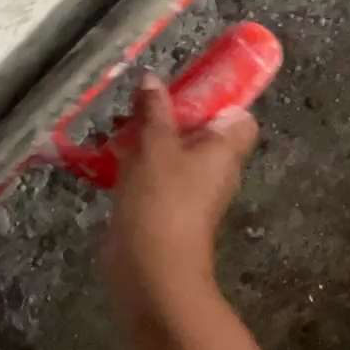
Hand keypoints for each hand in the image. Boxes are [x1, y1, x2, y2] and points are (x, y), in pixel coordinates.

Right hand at [103, 72, 259, 305]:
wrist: (149, 270)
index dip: (221, 99)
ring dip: (149, 138)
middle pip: (202, 132)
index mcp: (224, 150)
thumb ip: (153, 109)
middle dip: (172, 114)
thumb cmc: (162, 198)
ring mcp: (191, 193)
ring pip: (174, 153)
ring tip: (118, 124)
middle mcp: (215, 170)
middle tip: (142, 100)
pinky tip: (108, 155)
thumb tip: (152, 78)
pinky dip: (137, 164)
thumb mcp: (154, 144)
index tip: (189, 85)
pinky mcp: (165, 210)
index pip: (240, 118)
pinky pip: (156, 176)